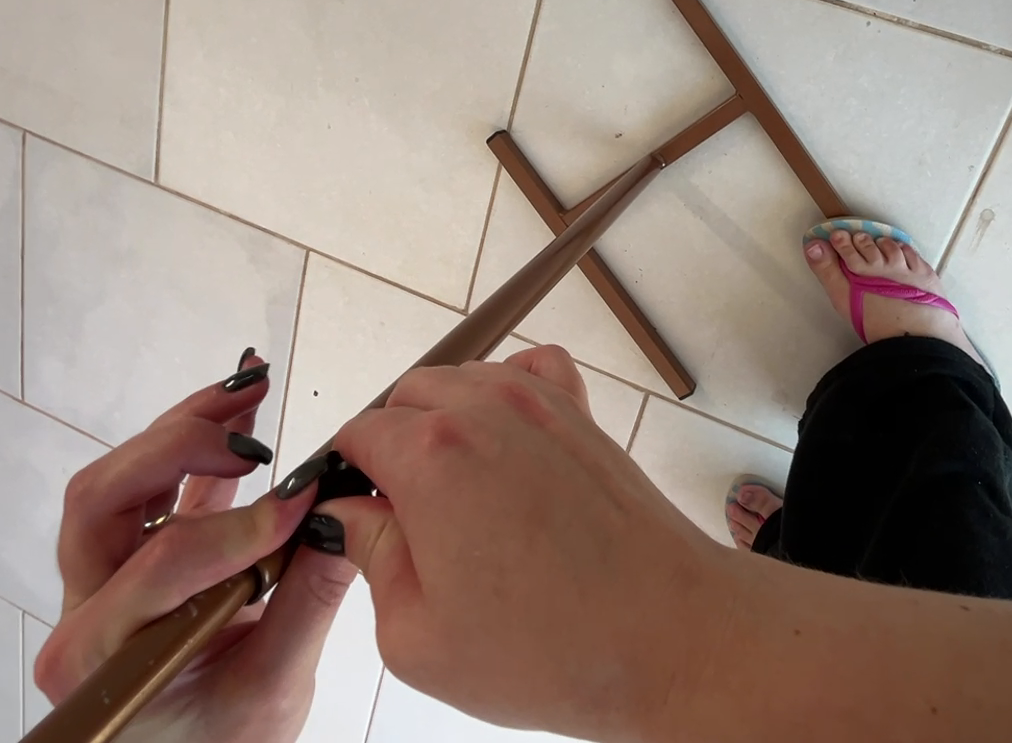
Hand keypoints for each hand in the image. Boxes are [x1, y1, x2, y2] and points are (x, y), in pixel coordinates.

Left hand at [34, 354, 357, 742]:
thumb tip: (346, 514)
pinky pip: (167, 477)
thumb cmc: (222, 742)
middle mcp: (88, 604)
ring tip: (251, 386)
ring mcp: (110, 572)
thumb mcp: (274, 688)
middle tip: (253, 445)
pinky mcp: (148, 546)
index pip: (162, 566)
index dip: (238, 528)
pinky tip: (248, 402)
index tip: (304, 504)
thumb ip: (310, 599)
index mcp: (102, 654)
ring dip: (188, 425)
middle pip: (104, 499)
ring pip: (123, 477)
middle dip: (179, 450)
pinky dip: (206, 431)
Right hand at [318, 346, 737, 740]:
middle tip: (408, 508)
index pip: (360, 431)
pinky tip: (507, 432)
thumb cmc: (549, 646)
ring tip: (460, 483)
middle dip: (392, 442)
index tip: (358, 506)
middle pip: (407, 397)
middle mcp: (483, 409)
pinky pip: (531, 365)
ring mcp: (538, 401)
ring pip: (461, 378)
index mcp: (431, 457)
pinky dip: (507, 384)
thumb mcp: (418, 634)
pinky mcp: (579, 410)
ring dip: (445, 416)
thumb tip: (348, 513)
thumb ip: (370, 555)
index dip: (348, 470)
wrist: (663, 631)